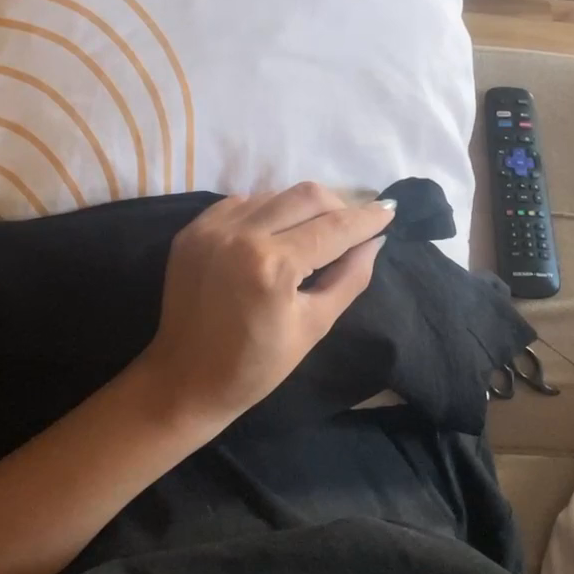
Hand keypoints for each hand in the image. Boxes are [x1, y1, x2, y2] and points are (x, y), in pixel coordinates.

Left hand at [132, 183, 395, 428]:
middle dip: (338, 205)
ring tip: (312, 234)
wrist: (184, 379)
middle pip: (305, 195)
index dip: (366, 218)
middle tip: (352, 226)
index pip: (333, 227)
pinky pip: (241, 203)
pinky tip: (273, 235)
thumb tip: (374, 241)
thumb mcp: (313, 327)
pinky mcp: (192, 229)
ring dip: (301, 207)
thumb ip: (349, 278)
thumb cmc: (255, 366)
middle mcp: (241, 235)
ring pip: (274, 194)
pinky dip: (266, 211)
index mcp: (273, 266)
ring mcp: (211, 228)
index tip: (389, 210)